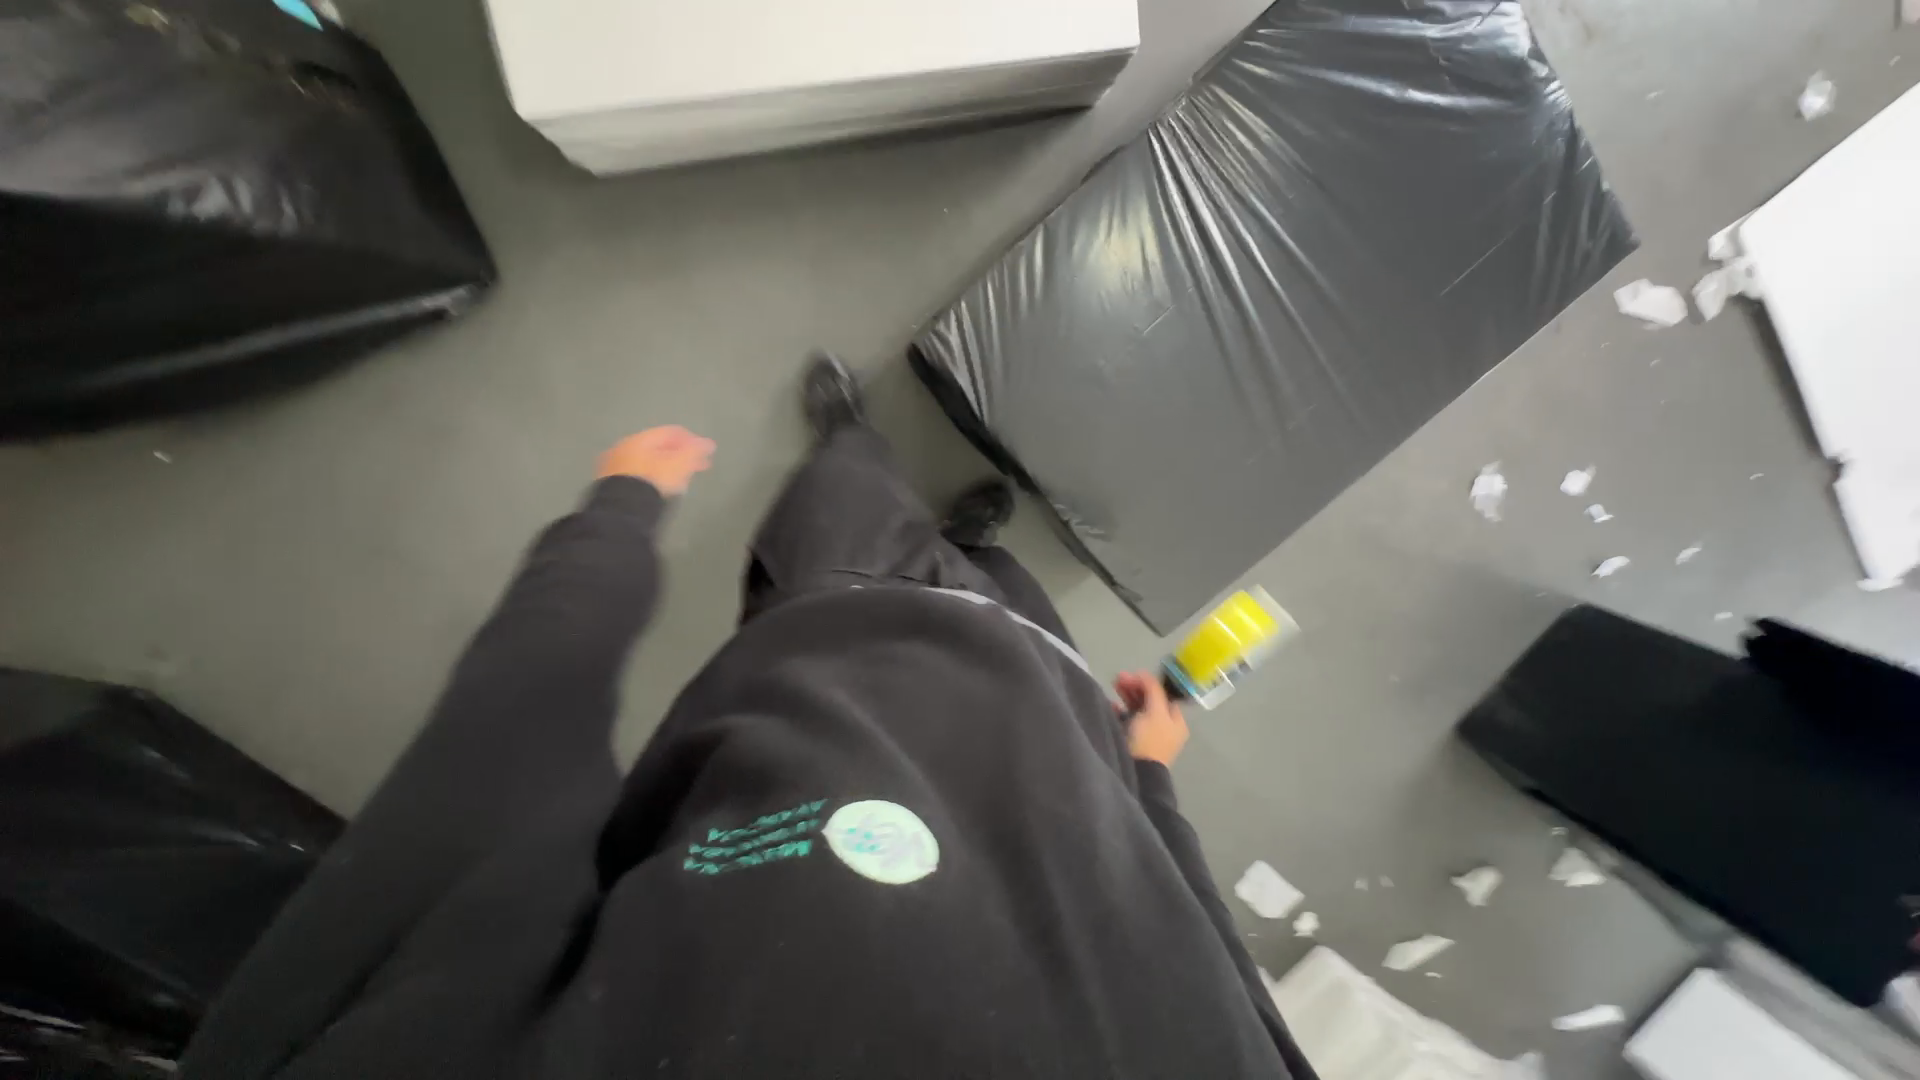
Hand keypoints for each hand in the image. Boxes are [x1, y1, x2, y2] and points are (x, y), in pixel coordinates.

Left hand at [598, 426, 715, 495]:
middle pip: (658, 447)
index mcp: (642, 438)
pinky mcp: (611, 484)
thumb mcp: (681, 464)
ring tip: (681, 480)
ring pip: (647, 462)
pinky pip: (638, 476)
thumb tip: (709, 443)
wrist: (624, 508)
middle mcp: (625, 447)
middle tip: (696, 467)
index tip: (706, 454)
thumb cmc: (655, 480)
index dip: (692, 441)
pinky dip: (652, 478)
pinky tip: (661, 489)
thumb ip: (696, 451)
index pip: (672, 432)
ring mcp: (615, 466)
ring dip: (665, 468)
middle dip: (679, 456)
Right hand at [1116, 670, 1187, 765]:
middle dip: (1135, 687)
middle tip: (1118, 678)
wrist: (1136, 772)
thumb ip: (1153, 690)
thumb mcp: (1156, 711)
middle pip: (1149, 701)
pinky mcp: (1132, 741)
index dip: (1148, 683)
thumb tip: (1144, 674)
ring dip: (1126, 696)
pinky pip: (1125, 720)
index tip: (1132, 675)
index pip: (1163, 695)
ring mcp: (1148, 735)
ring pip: (1137, 709)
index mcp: (1175, 721)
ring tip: (1113, 686)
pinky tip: (1111, 705)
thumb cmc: (1149, 739)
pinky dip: (1119, 710)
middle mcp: (1164, 727)